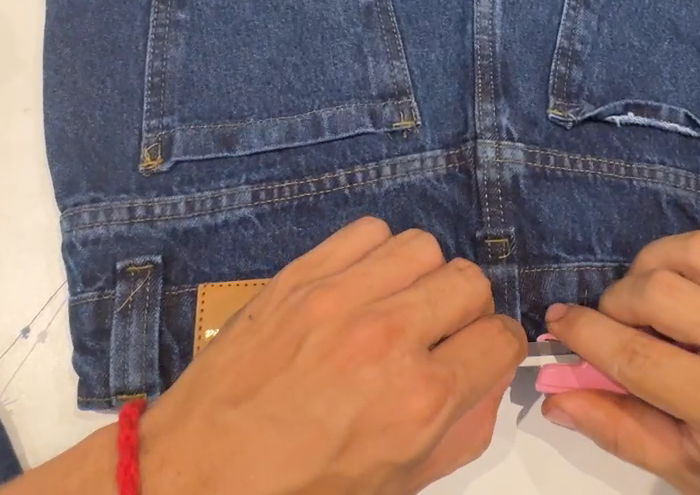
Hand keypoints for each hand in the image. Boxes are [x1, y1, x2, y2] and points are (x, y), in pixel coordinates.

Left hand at [0, 218, 523, 494]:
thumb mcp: (400, 484)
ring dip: (422, 277)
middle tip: (439, 334)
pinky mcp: (302, 273)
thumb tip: (487, 374)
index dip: (498, 350)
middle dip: (467, 311)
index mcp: (417, 401)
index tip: (479, 355)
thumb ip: (461, 428)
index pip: (501, 338)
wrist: (198, 475)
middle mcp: (388, 336)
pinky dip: (376, 253)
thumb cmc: (301, 490)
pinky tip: (361, 285)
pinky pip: (369, 230)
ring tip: (397, 305)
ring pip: (423, 247)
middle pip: (469, 282)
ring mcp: (341, 296)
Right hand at [541, 224, 699, 494]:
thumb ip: (622, 430)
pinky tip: (681, 281)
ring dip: (647, 271)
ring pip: (685, 252)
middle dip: (613, 306)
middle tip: (610, 329)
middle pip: (655, 294)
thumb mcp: (696, 474)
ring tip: (645, 304)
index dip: (584, 335)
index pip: (637, 357)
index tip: (555, 323)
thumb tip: (556, 394)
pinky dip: (684, 251)